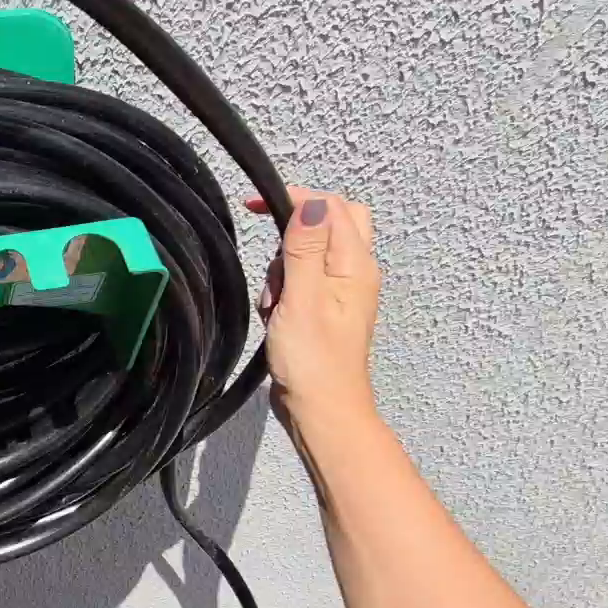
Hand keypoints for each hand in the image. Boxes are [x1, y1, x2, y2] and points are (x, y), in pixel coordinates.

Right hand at [244, 186, 380, 431]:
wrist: (319, 407)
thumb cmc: (312, 360)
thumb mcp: (302, 298)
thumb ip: (304, 250)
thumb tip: (309, 204)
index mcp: (355, 265)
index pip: (330, 208)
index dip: (294, 199)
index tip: (252, 206)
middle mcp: (354, 272)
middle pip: (327, 225)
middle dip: (290, 235)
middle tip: (274, 264)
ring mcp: (340, 291)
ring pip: (308, 254)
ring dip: (282, 270)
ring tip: (275, 304)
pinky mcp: (324, 308)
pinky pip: (300, 281)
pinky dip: (283, 291)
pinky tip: (276, 315)